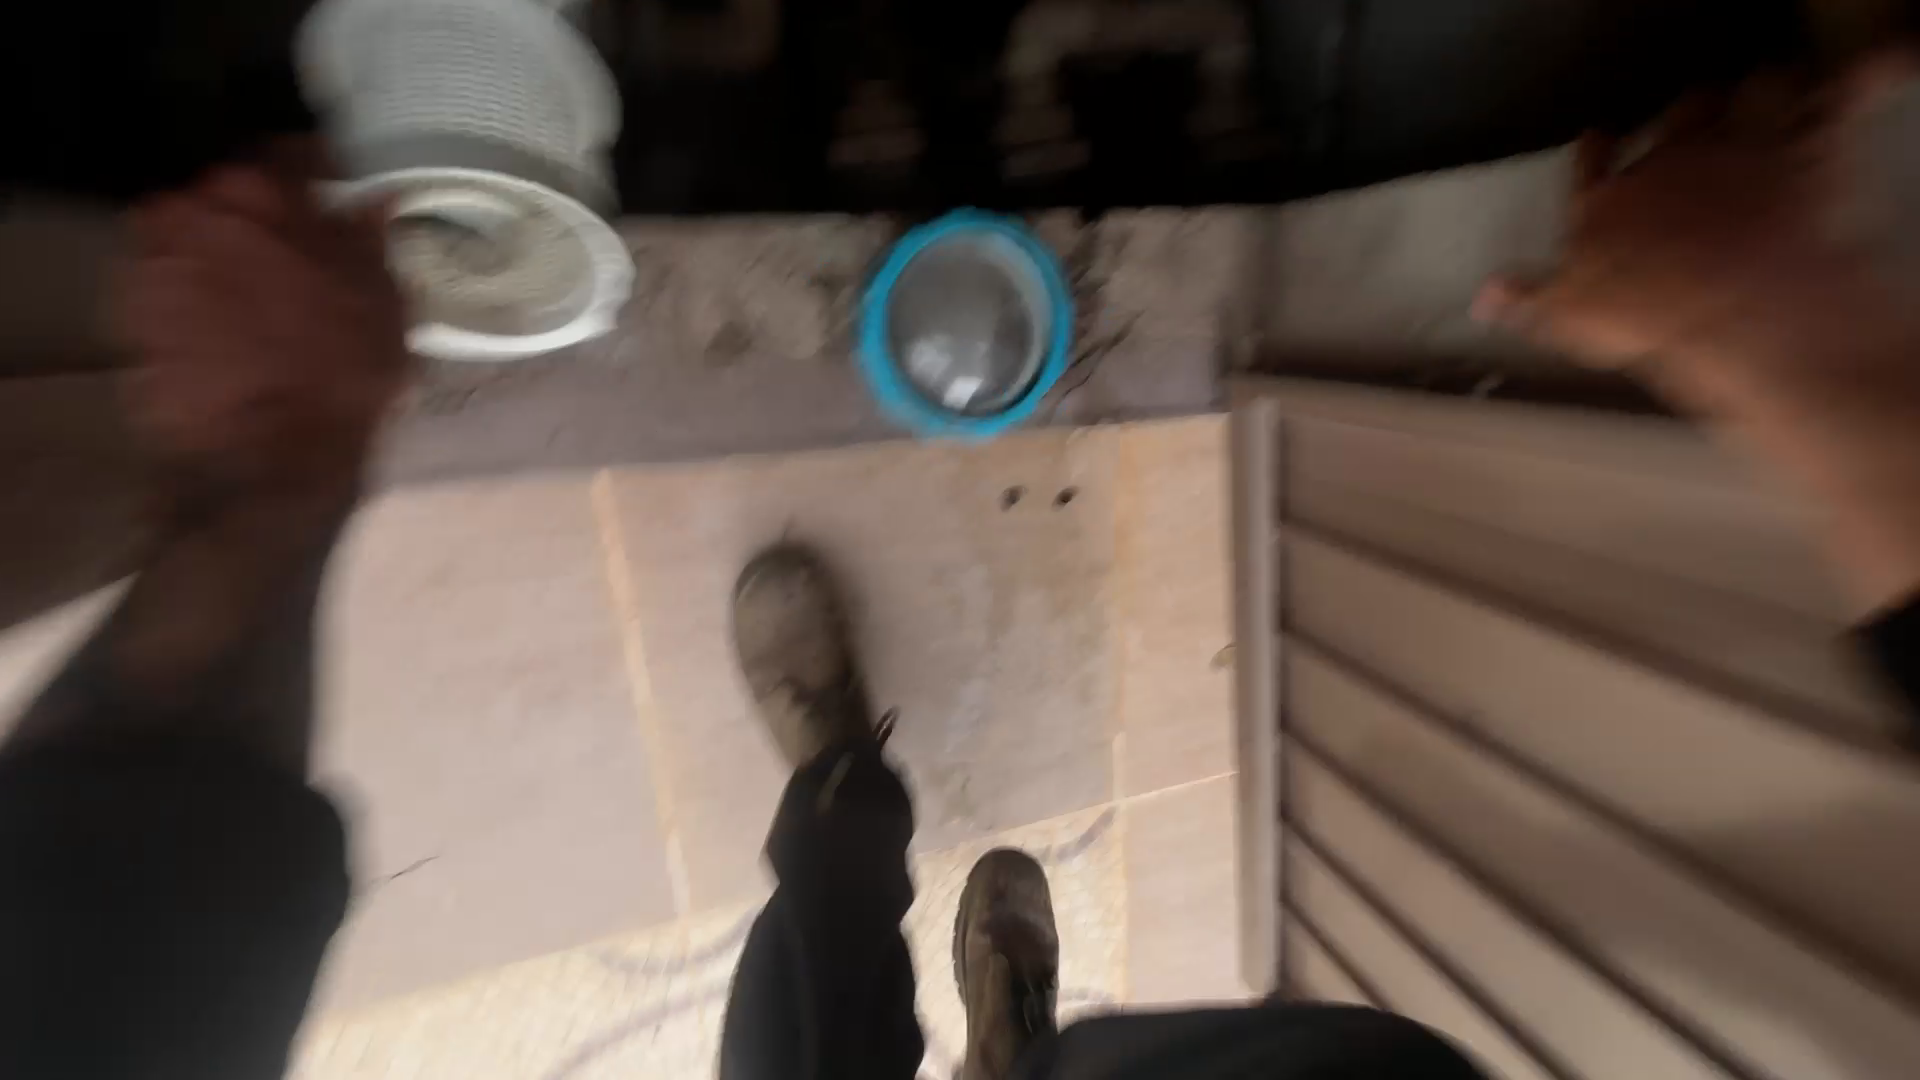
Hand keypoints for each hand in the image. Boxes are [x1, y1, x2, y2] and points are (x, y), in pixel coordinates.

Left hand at [117, 138, 408, 511]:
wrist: (268, 446)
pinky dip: (213, 291)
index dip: (325, 174)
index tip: (347, 193)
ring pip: (205, 238)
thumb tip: (371, 200)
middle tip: (318, 259)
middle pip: (238, 197)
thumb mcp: (386, 305)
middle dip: (276, 222)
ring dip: (241, 257)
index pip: (291, 157)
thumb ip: (370, 240)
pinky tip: (248, 328)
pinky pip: (182, 279)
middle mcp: (188, 209)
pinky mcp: (131, 305)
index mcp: (258, 196)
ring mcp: (150, 257)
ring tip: (282, 300)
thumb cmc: (344, 369)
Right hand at [1475, 55, 1919, 614]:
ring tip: (1757, 70)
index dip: (1594, 156)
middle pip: (1662, 126)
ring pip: (1739, 101)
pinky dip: (1869, 75)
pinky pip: (1842, 102)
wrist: (1748, 326)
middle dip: (1671, 116)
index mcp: (1604, 214)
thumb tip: (1480, 291)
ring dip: (1747, 88)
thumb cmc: (1657, 337)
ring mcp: (1737, 158)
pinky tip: (1881, 56)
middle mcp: (1663, 172)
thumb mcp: (1579, 327)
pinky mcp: (1810, 158)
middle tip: (1678, 100)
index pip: (1590, 172)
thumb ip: (1530, 304)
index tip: (1593, 141)